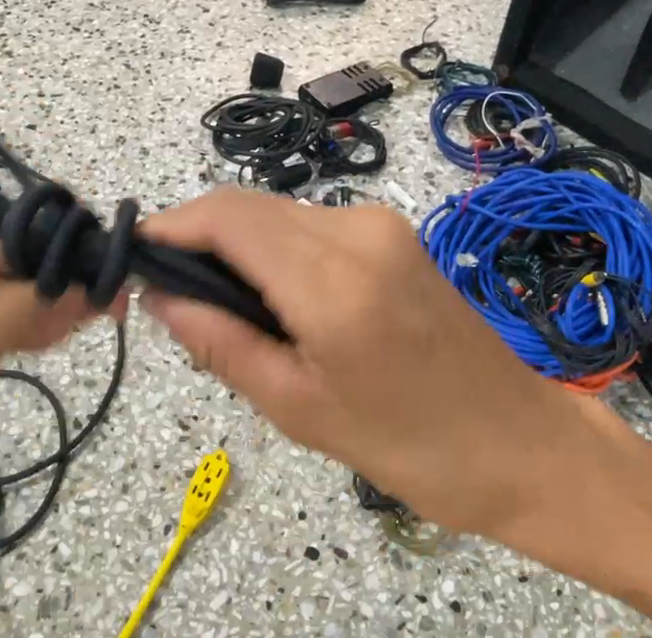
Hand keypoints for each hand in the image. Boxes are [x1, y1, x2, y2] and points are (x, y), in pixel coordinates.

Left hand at [0, 232, 117, 468]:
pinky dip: (33, 329)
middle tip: (88, 323)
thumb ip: (52, 299)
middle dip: (69, 291)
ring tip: (49, 340)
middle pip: (45, 263)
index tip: (115, 291)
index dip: (84, 259)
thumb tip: (105, 286)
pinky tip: (38, 346)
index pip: (48, 235)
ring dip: (52, 315)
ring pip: (35, 293)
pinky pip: (17, 316)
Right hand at [141, 189, 636, 542]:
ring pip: (276, 212)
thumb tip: (160, 298)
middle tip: (173, 296)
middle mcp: (357, 230)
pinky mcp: (392, 231)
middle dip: (198, 238)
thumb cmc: (409, 446)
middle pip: (248, 206)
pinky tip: (273, 297)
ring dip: (236, 245)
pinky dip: (275, 248)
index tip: (134, 260)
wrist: (517, 440)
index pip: (227, 217)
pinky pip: (309, 224)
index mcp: (333, 281)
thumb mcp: (299, 409)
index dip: (170, 228)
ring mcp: (380, 224)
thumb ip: (221, 344)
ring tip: (225, 307)